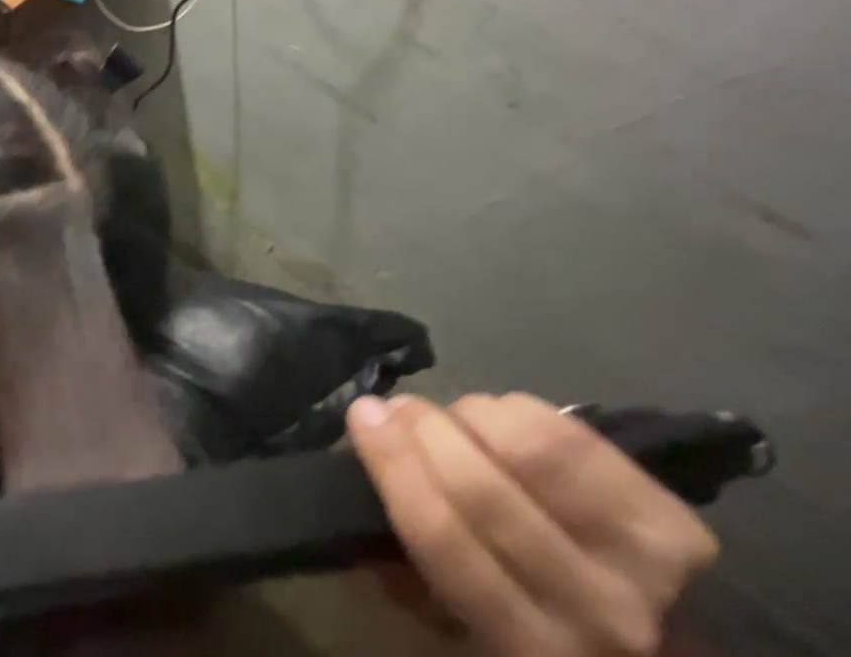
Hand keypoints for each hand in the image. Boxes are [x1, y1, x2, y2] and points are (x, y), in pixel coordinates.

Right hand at [348, 393, 718, 655]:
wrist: (662, 647)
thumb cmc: (530, 629)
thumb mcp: (458, 628)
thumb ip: (405, 569)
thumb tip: (366, 471)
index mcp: (526, 646)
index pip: (443, 539)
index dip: (394, 464)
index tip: (361, 414)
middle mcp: (594, 611)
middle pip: (484, 490)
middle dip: (424, 430)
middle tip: (396, 405)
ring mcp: (647, 566)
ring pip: (533, 453)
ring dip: (472, 415)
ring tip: (452, 413)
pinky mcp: (677, 523)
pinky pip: (578, 439)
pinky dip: (521, 411)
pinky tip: (499, 414)